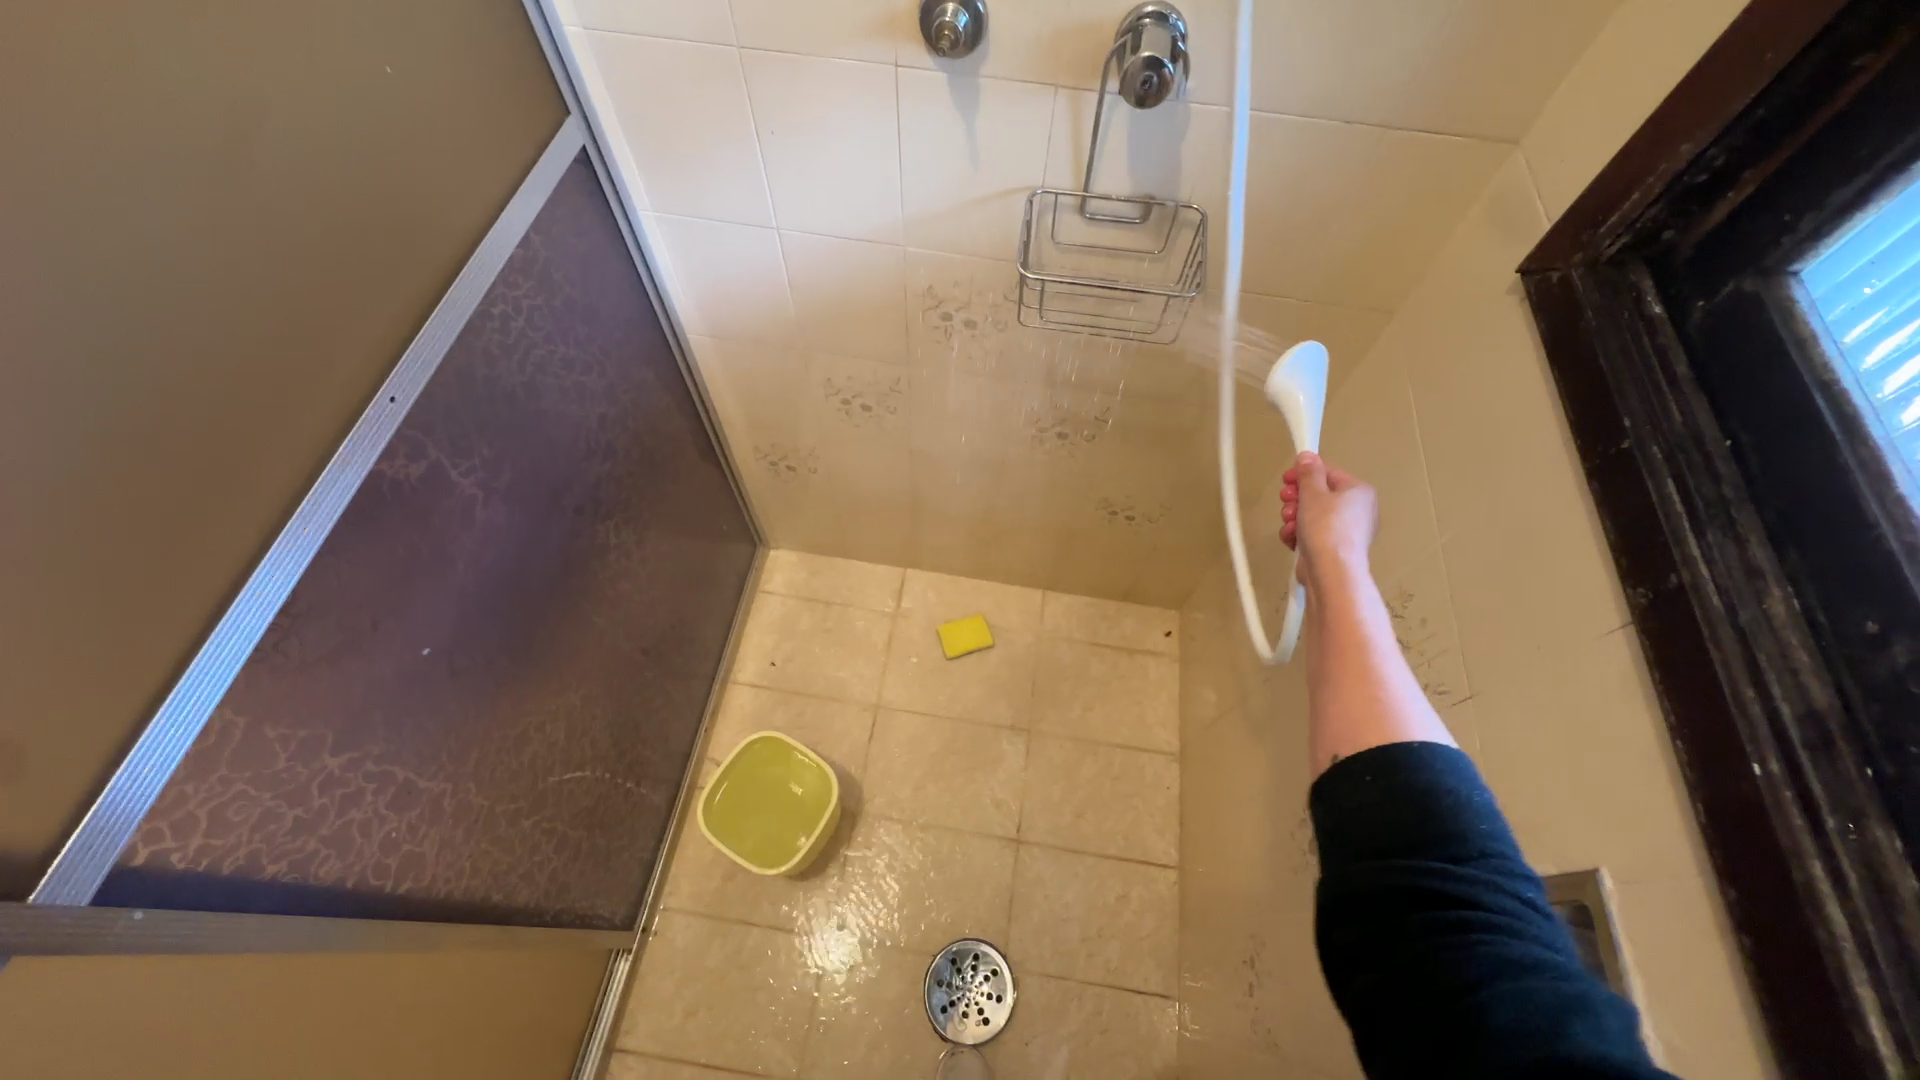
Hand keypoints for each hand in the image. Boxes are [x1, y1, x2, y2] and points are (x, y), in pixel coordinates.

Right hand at [1281, 451, 1376, 587]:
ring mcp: (1346, 531)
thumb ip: (1309, 473)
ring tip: (1289, 526)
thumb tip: (1307, 455)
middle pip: (1318, 495)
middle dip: (1296, 500)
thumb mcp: (1313, 494)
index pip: (1327, 473)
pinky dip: (1299, 535)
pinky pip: (1312, 533)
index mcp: (1358, 491)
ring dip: (1294, 518)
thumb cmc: (1325, 527)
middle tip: (1285, 503)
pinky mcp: (1333, 548)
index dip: (1303, 474)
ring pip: (1311, 515)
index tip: (1285, 480)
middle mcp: (1357, 509)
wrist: (1331, 571)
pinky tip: (1291, 540)